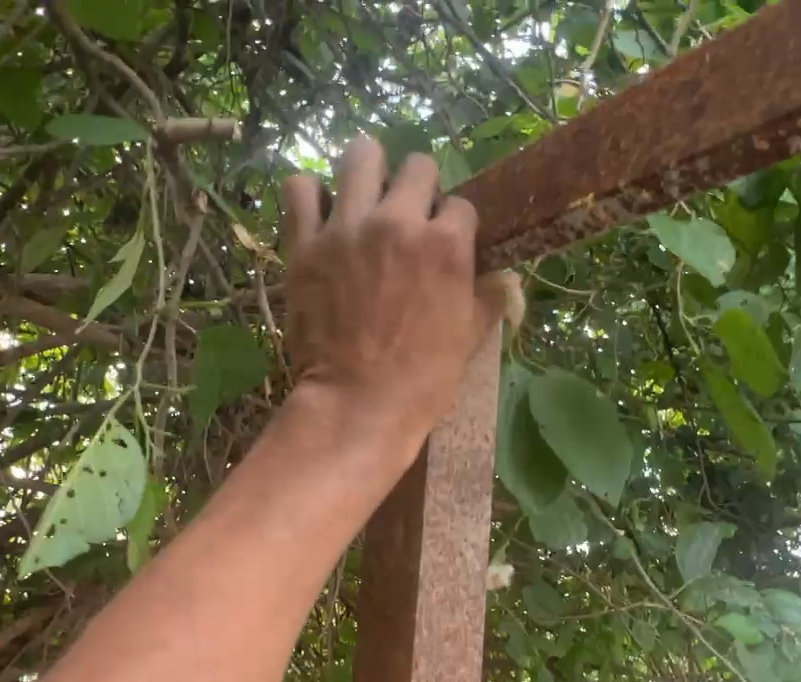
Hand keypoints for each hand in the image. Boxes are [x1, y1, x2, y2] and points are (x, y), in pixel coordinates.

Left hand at [279, 137, 506, 457]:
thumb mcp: (469, 340)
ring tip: (364, 195)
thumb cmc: (421, 381)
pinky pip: (299, 188)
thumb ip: (487, 299)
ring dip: (368, 169)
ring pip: (360, 156)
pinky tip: (318, 212)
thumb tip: (501, 280)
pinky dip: (309, 194)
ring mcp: (347, 229)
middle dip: (418, 187)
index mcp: (446, 244)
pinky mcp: (305, 245)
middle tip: (407, 218)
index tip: (443, 244)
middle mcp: (398, 222)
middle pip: (417, 166)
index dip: (453, 224)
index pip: (460, 205)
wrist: (357, 406)